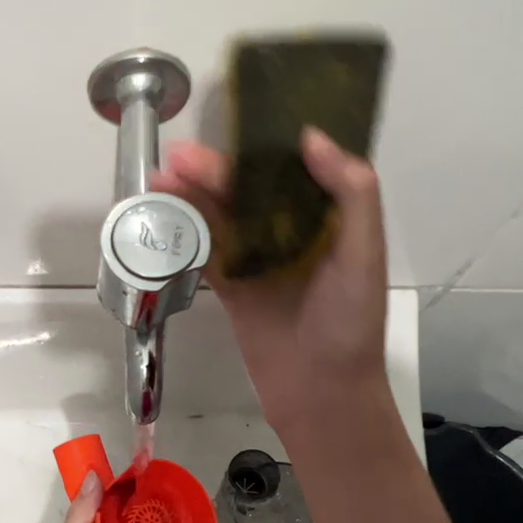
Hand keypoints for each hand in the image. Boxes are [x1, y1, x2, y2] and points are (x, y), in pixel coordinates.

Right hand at [152, 126, 390, 431]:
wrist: (321, 395)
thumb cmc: (350, 324)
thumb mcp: (363, 253)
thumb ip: (350, 192)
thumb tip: (311, 136)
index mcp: (327, 218)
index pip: (290, 170)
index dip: (259, 146)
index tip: (231, 126)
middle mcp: (291, 234)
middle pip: (247, 192)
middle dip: (213, 172)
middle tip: (177, 157)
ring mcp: (260, 262)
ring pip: (222, 220)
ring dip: (192, 199)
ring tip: (160, 179)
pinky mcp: (234, 291)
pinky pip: (207, 256)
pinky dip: (186, 236)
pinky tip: (163, 218)